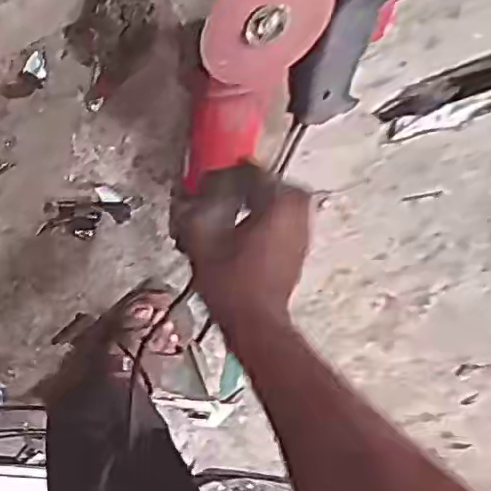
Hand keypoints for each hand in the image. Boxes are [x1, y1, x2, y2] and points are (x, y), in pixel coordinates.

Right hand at [173, 167, 312, 330]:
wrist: (253, 319)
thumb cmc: (233, 286)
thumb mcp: (202, 243)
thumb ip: (194, 212)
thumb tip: (188, 195)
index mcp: (280, 202)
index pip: (249, 171)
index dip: (221, 174)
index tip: (204, 179)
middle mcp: (299, 211)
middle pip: (263, 184)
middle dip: (237, 186)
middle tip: (212, 192)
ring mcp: (302, 229)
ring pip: (271, 201)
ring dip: (247, 203)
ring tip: (221, 212)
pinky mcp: (297, 245)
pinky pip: (277, 219)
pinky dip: (257, 218)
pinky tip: (235, 231)